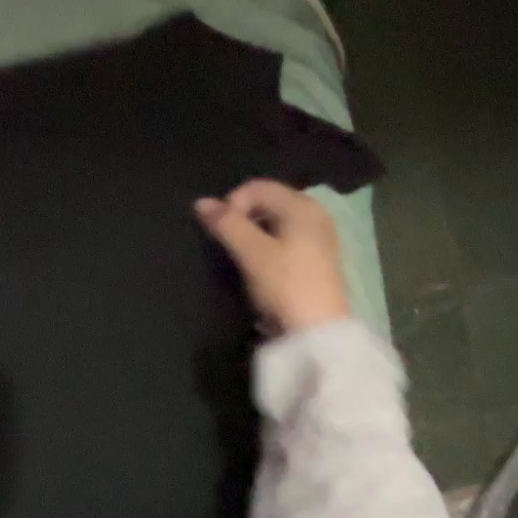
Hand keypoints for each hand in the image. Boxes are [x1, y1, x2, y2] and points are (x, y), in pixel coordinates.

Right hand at [194, 180, 350, 332]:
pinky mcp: (314, 259)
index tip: (218, 233)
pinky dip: (266, 246)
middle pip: (268, 202)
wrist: (315, 331)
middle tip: (226, 246)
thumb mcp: (252, 253)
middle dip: (241, 218)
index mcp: (302, 205)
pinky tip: (260, 268)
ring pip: (274, 222)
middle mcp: (314, 213)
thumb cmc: (284, 286)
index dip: (231, 204)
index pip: (257, 187)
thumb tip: (200, 202)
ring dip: (251, 234)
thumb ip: (227, 225)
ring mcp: (318, 236)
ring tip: (240, 259)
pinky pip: (284, 239)